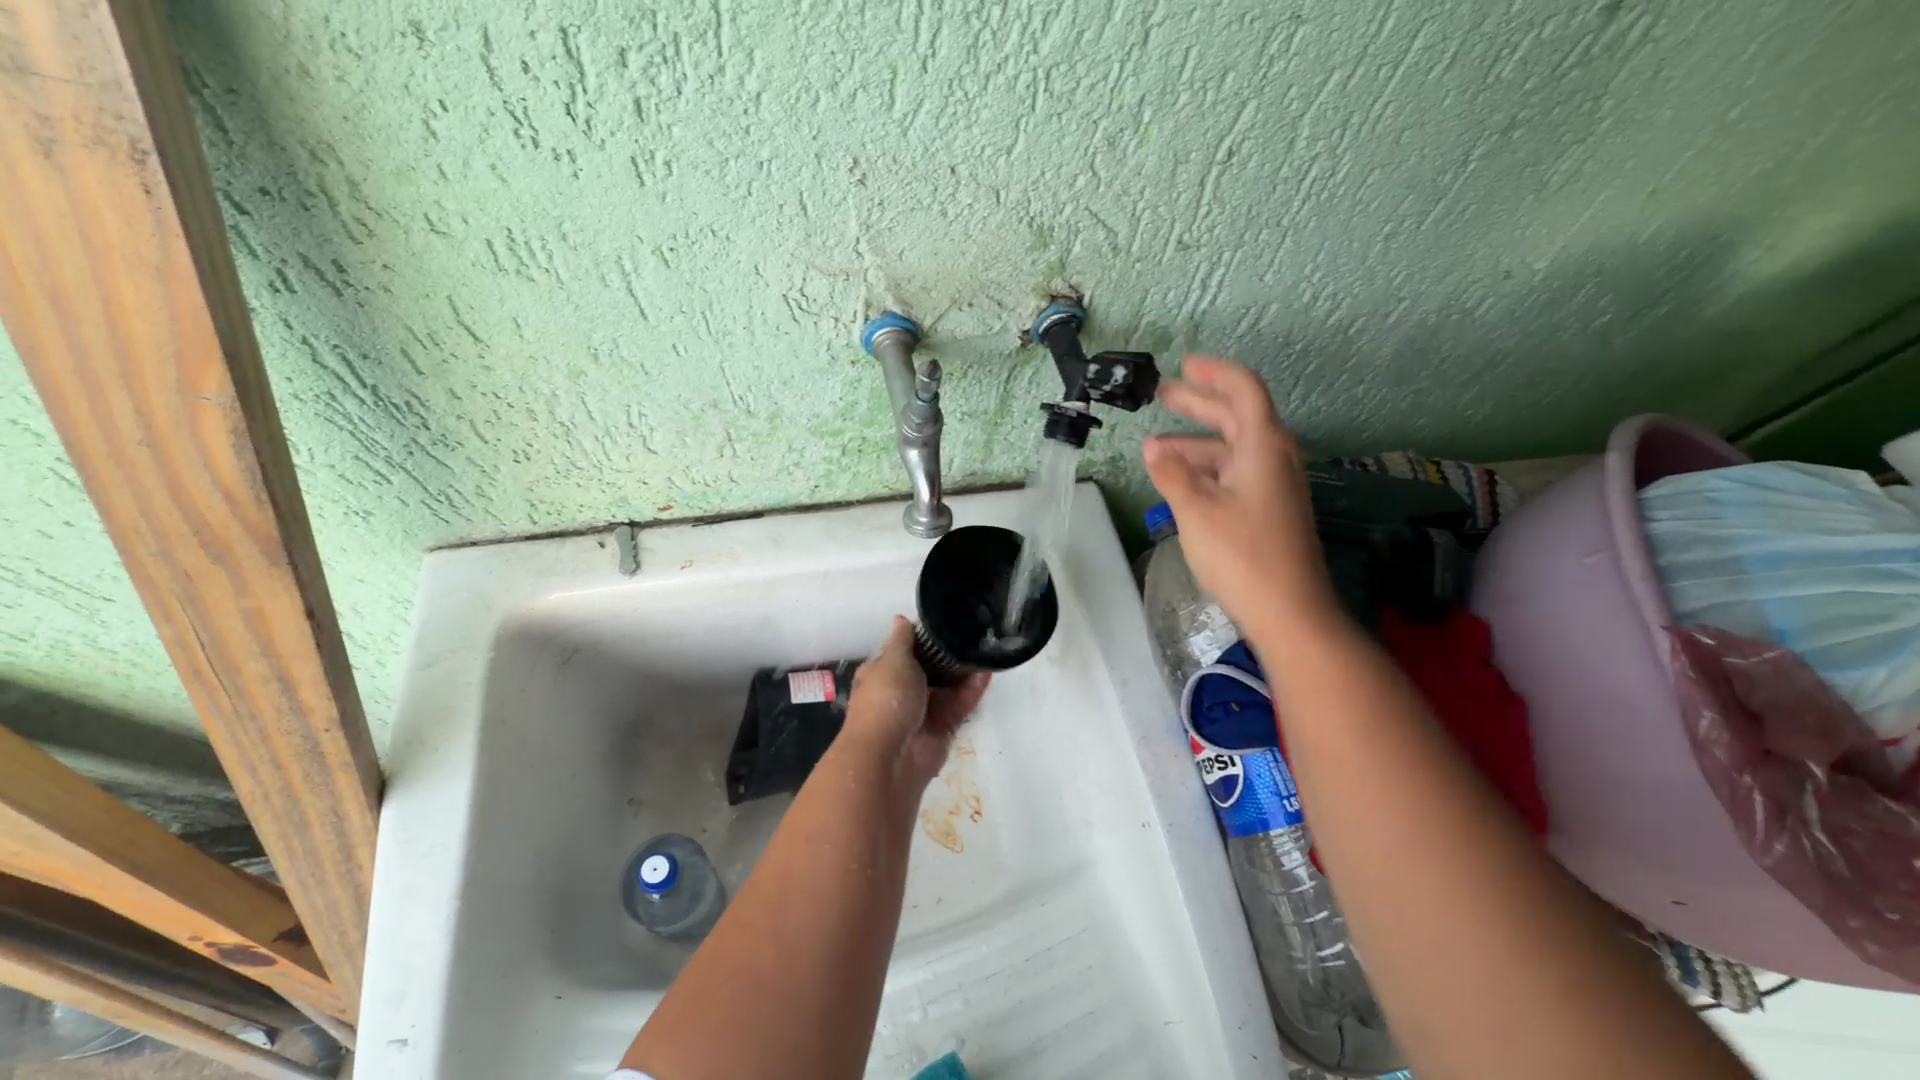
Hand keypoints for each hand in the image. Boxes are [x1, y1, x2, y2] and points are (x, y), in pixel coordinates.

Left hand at [843, 617, 990, 796]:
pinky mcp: (943, 727)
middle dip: (948, 654)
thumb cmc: (885, 700)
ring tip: (986, 648)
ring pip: (948, 686)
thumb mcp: (892, 661)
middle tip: (974, 633)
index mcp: (882, 671)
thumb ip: (903, 641)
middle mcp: (902, 689)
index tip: (946, 620)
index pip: (904, 648)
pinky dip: (972, 690)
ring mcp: (923, 710)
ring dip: (964, 670)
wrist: (889, 758)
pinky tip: (987, 672)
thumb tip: (901, 619)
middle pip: (929, 667)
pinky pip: (960, 705)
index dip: (922, 636)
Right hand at [1144, 356, 1339, 637]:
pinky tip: (1183, 483)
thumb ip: (1172, 474)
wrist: (1290, 611)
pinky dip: (1210, 468)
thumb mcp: (1196, 511)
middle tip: (1162, 396)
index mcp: (1263, 446)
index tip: (1185, 366)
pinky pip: (1238, 473)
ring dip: (1197, 444)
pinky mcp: (1273, 510)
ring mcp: (1277, 485)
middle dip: (1199, 404)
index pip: (1243, 390)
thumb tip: (1153, 448)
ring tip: (1157, 451)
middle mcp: (1276, 457)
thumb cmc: (1242, 554)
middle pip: (1238, 416)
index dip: (1214, 374)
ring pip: (1235, 449)